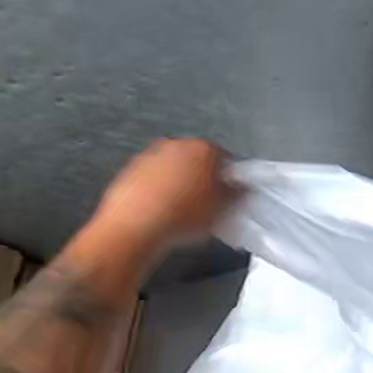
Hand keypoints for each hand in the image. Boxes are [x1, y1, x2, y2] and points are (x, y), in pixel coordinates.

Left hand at [95, 139, 240, 251]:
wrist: (135, 227)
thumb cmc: (185, 215)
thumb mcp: (224, 209)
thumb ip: (238, 194)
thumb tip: (242, 188)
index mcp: (204, 149)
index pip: (227, 159)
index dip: (232, 178)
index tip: (232, 193)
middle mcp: (176, 145)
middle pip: (199, 160)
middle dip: (206, 178)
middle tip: (211, 202)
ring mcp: (150, 156)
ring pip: (176, 168)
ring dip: (183, 183)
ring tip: (186, 209)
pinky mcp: (130, 170)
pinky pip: (154, 178)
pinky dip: (161, 190)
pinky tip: (165, 211)